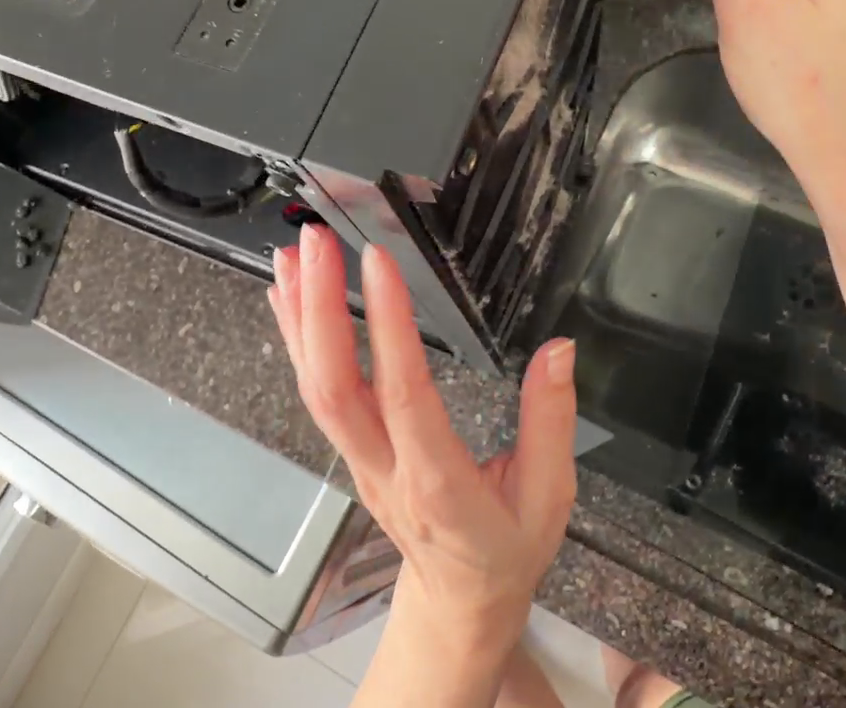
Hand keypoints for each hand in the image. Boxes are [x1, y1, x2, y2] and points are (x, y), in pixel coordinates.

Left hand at [268, 226, 577, 658]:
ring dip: (298, 317)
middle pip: (334, 386)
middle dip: (319, 308)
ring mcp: (358, 459)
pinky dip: (297, 340)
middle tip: (316, 244)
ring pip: (314, 387)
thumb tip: (559, 351)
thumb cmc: (505, 551)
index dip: (388, 326)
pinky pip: (315, 393)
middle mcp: (384, 466)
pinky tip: (287, 300)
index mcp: (438, 480)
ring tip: (291, 255)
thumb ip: (552, 421)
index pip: (404, 394)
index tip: (380, 263)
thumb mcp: (549, 495)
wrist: (459, 601)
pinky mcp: (350, 450)